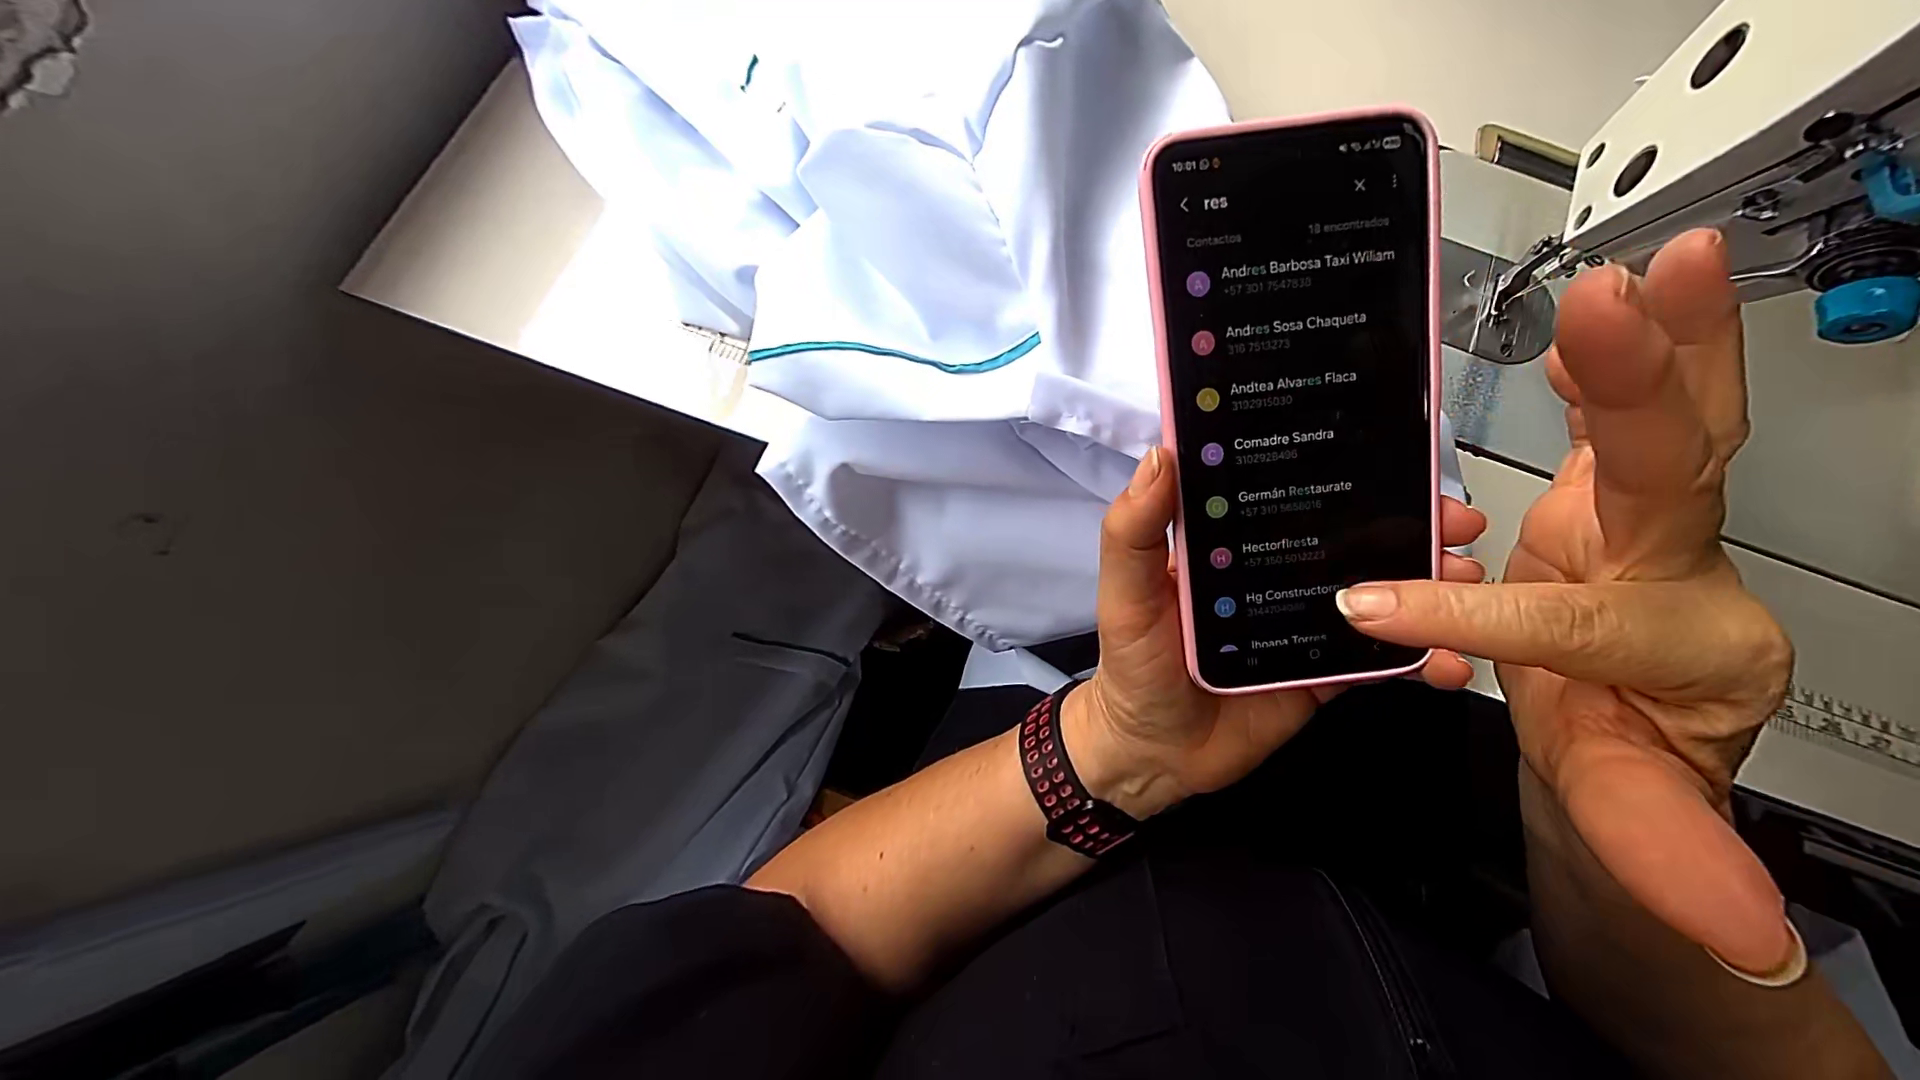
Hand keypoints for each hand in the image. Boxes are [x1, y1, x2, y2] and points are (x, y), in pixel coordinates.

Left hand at [1063, 446, 1489, 818]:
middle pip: (1345, 538)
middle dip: (1406, 525)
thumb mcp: (1126, 595)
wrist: (1155, 752)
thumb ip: (1132, 533)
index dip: (1335, 473)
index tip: (1393, 458)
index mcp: (1227, 545)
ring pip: (1375, 592)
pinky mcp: (1321, 670)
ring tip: (1462, 580)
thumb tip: (1159, 457)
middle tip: (1454, 522)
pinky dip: (1417, 654)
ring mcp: (1301, 622)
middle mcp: (1270, 573)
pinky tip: (1447, 656)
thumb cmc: (1132, 665)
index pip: (1285, 495)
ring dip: (1426, 583)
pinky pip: (1377, 656)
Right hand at [1335, 229, 1796, 976]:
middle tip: (1622, 305)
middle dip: (1639, 396)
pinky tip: (1594, 325)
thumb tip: (1739, 935)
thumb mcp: (1623, 810)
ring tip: (1638, 274)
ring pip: (1673, 426)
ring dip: (1649, 345)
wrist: (1636, 721)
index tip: (1368, 607)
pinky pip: (1627, 423)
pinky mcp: (1617, 503)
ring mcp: (1654, 528)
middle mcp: (1682, 574)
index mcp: (1670, 649)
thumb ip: (1664, 851)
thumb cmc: (1618, 757)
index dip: (1466, 614)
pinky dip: (1613, 368)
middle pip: (1677, 479)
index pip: (1569, 620)